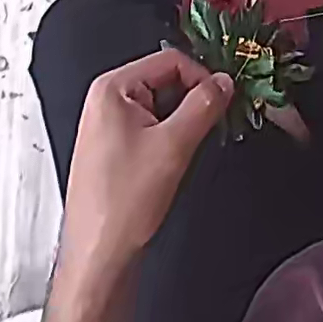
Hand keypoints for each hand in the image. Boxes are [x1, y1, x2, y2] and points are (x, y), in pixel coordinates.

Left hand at [59, 48, 231, 267]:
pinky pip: (155, 124)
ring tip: (189, 147)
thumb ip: (204, 105)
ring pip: (165, 104)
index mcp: (112, 88)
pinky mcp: (117, 146)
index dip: (201, 77)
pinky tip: (177, 158)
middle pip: (168, 80)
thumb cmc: (122, 204)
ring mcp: (111, 124)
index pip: (171, 60)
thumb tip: (224, 81)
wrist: (98, 261)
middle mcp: (107, 100)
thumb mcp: (174, 145)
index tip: (222, 98)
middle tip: (211, 123)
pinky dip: (173, 136)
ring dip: (185, 121)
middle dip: (193, 101)